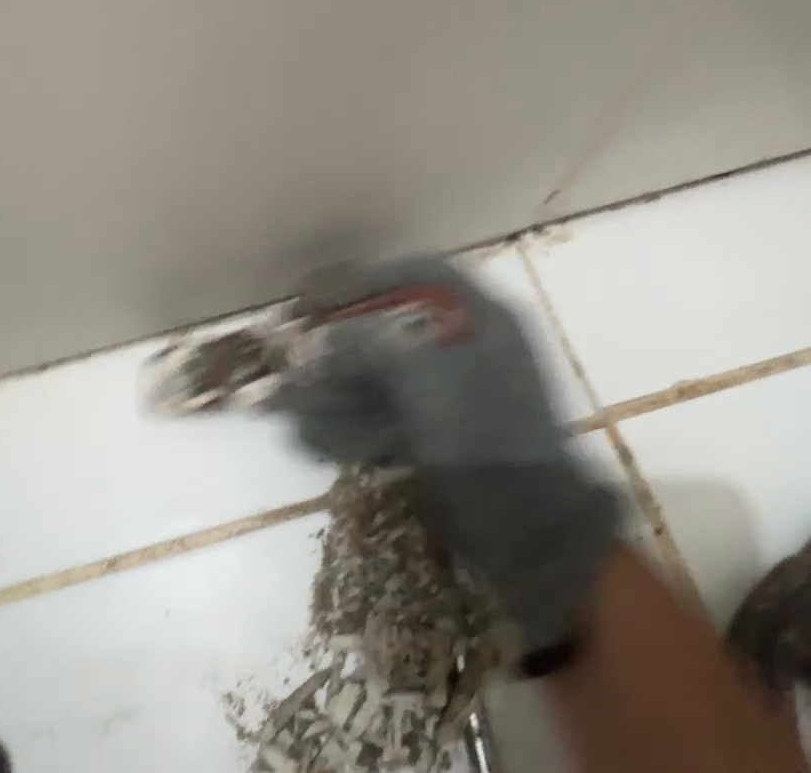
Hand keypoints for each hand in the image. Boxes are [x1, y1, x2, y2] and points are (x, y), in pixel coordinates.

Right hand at [274, 255, 621, 652]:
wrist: (533, 532)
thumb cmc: (486, 439)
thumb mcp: (426, 378)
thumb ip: (369, 345)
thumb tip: (320, 336)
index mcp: (482, 319)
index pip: (416, 277)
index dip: (362, 282)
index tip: (315, 299)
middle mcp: (467, 349)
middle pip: (387, 332)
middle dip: (330, 350)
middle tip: (283, 358)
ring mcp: (452, 397)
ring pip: (378, 381)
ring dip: (326, 391)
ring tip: (277, 405)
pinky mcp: (438, 439)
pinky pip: (382, 421)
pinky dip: (345, 426)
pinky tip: (305, 437)